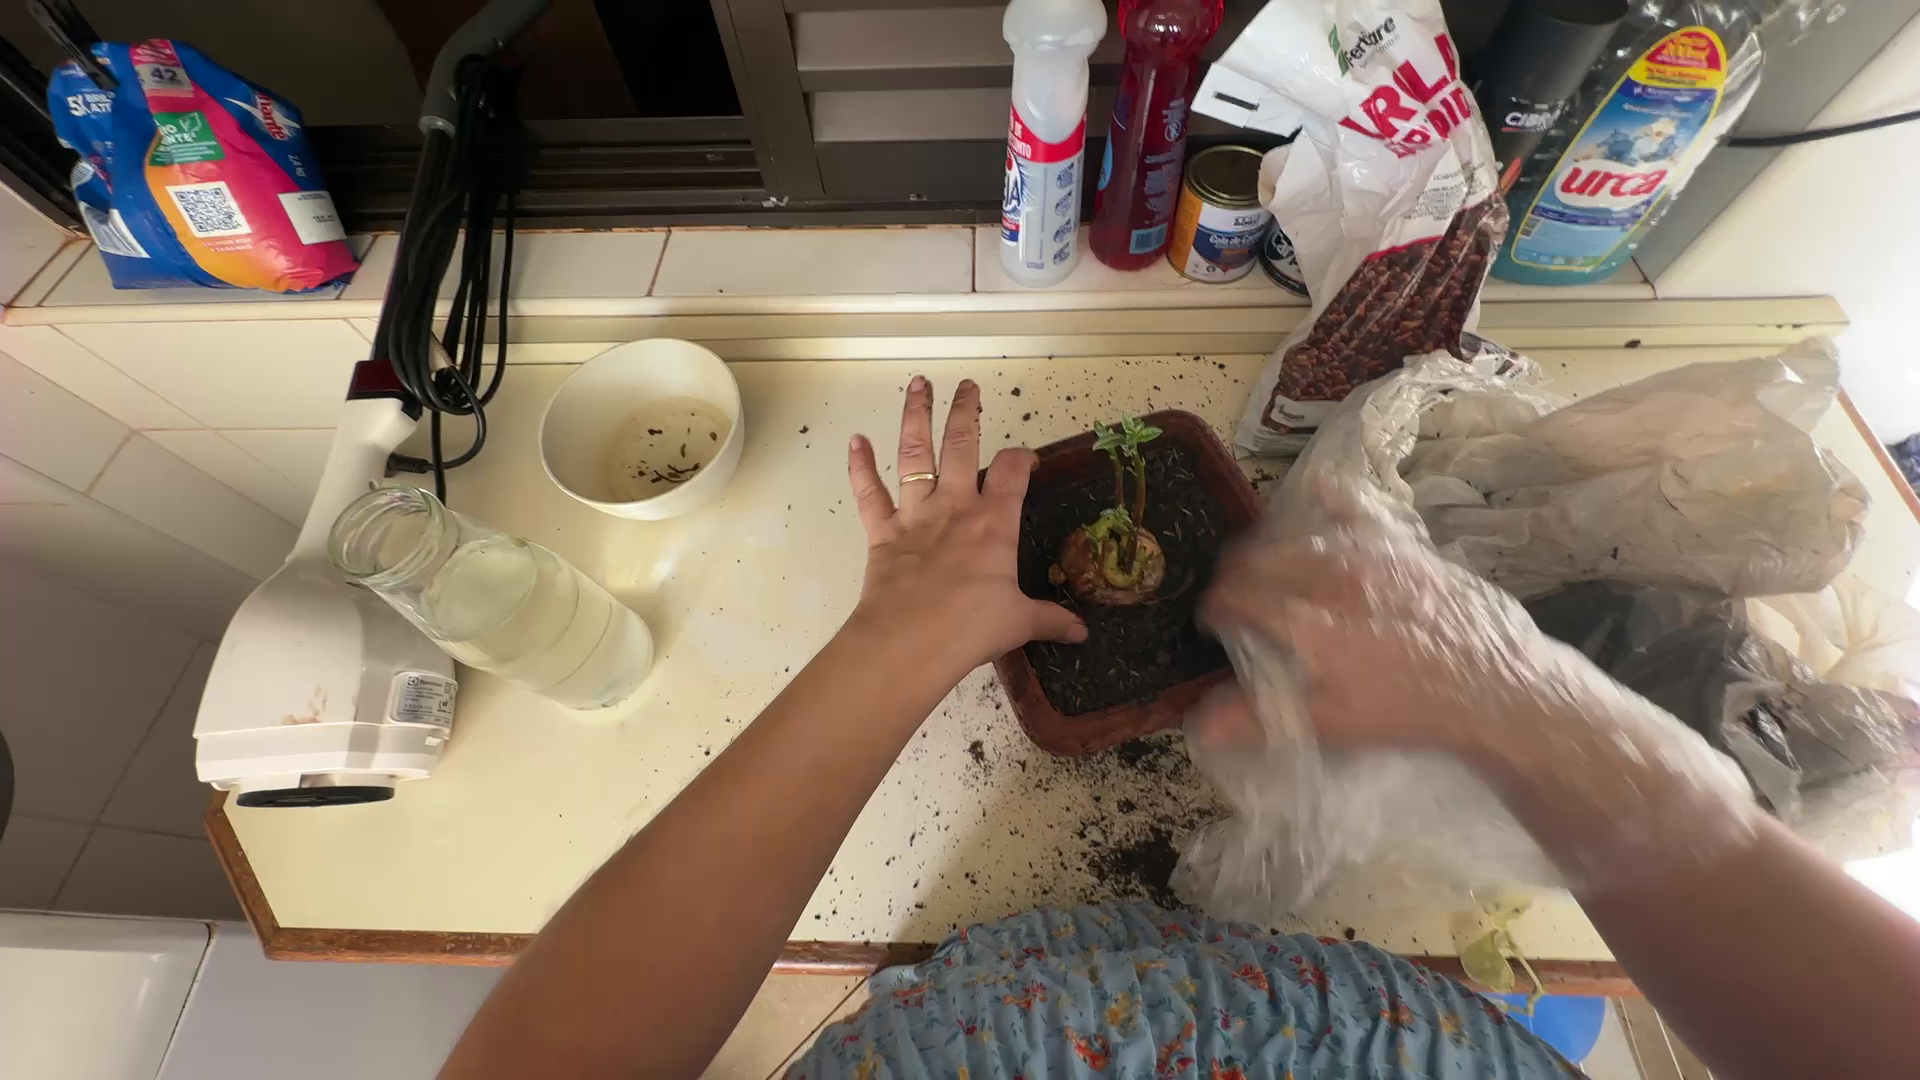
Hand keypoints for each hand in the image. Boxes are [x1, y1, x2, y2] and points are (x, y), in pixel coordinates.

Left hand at [845, 376, 1085, 677]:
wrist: (912, 641)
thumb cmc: (972, 628)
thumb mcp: (1019, 623)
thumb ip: (1050, 620)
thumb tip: (1081, 632)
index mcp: (994, 522)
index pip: (1012, 472)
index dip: (1022, 458)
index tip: (1027, 459)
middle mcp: (955, 506)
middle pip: (962, 444)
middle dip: (967, 412)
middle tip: (968, 385)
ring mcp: (915, 515)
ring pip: (914, 454)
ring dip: (916, 416)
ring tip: (918, 384)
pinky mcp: (882, 532)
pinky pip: (869, 493)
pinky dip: (860, 466)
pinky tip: (856, 440)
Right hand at [1190, 488, 1606, 760]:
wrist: (1500, 688)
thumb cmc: (1410, 709)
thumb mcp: (1334, 723)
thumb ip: (1261, 719)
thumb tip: (1199, 724)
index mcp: (1307, 621)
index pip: (1240, 600)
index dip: (1216, 608)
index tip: (1210, 619)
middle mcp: (1330, 578)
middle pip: (1262, 564)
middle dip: (1236, 577)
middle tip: (1232, 596)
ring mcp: (1367, 558)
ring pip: (1300, 542)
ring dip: (1271, 551)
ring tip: (1262, 565)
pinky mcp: (1402, 550)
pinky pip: (1360, 514)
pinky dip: (1336, 501)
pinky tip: (1320, 488)